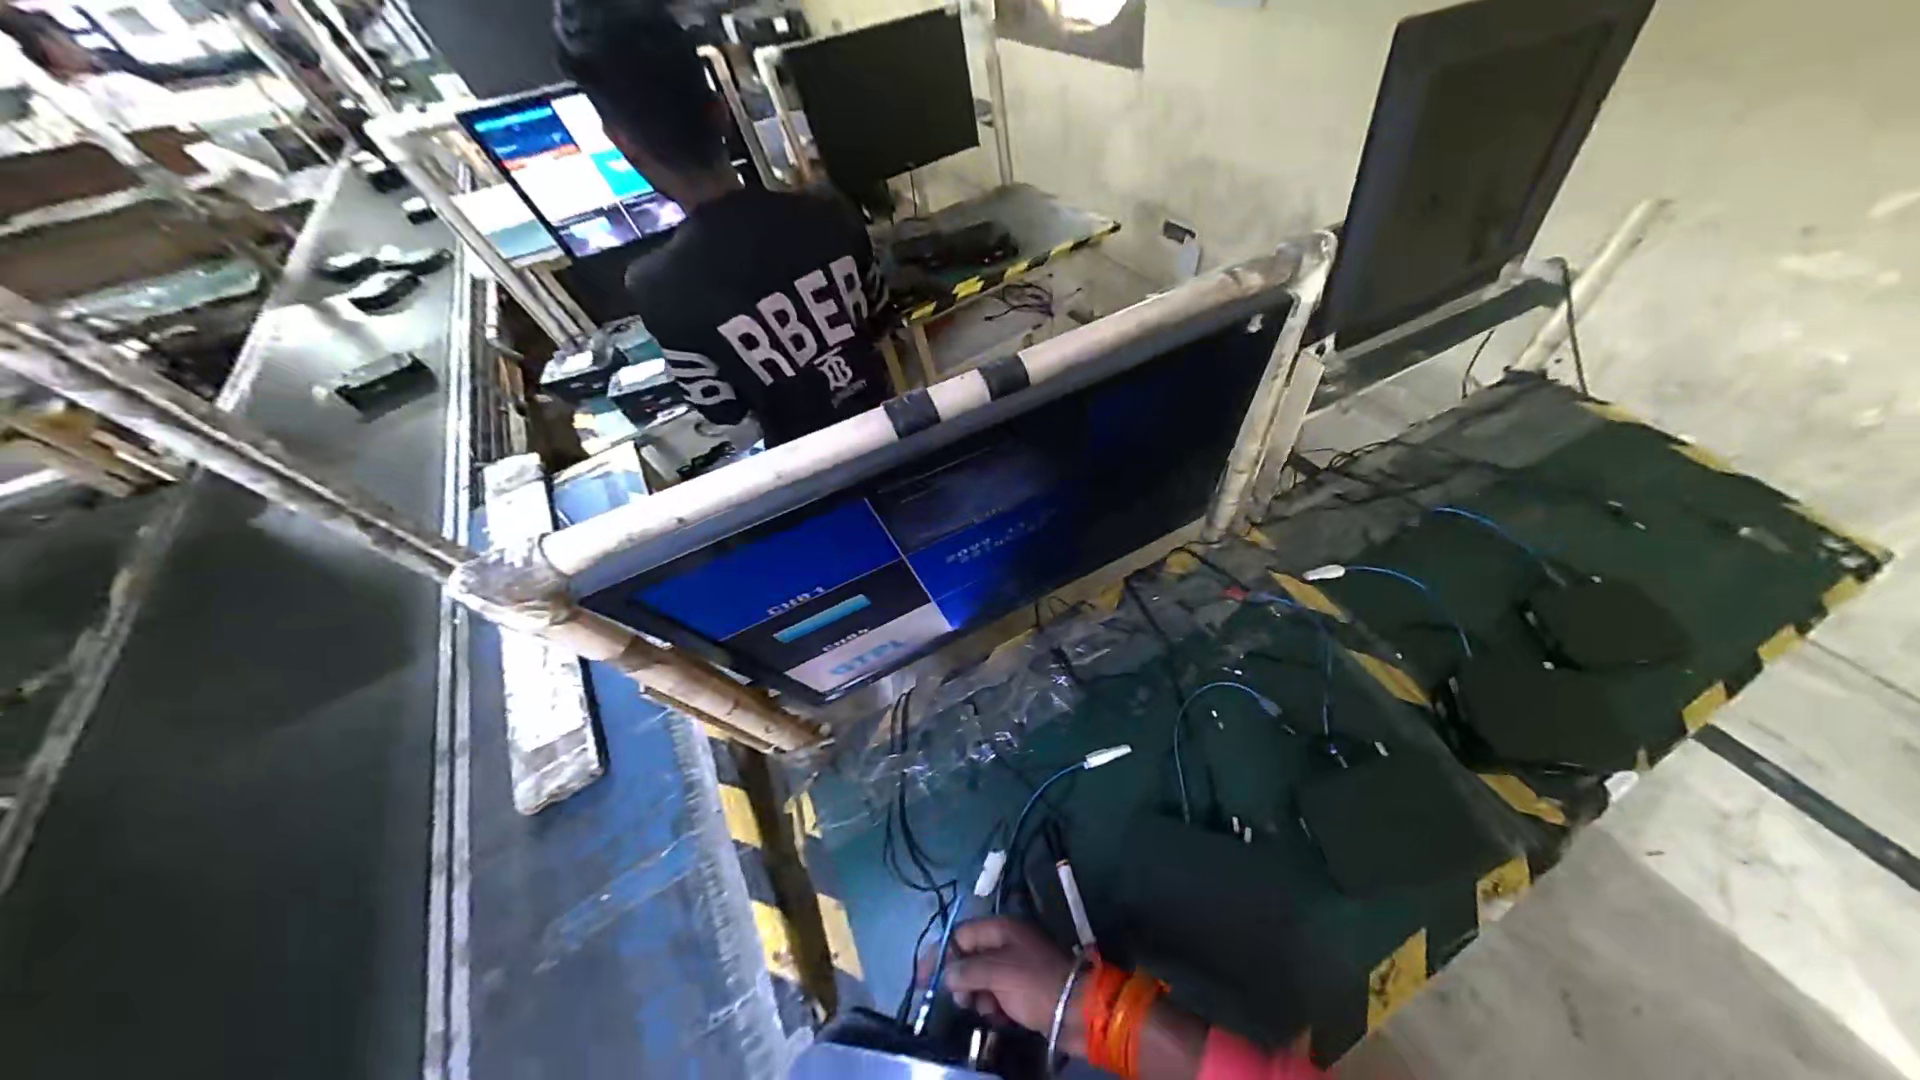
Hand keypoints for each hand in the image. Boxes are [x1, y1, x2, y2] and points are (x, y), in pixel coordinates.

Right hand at [941, 917, 1077, 1037]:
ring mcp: (1016, 965)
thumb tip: (946, 975)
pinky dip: (992, 1004)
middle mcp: (1007, 942)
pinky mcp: (1023, 989)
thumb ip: (967, 971)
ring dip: (977, 995)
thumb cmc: (1035, 983)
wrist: (1077, 1010)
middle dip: (961, 978)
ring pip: (982, 977)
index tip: (926, 977)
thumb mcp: (998, 973)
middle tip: (960, 1001)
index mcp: (1001, 928)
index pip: (962, 934)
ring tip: (983, 1010)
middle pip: (971, 956)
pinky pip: (997, 993)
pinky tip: (997, 1017)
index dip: (942, 953)